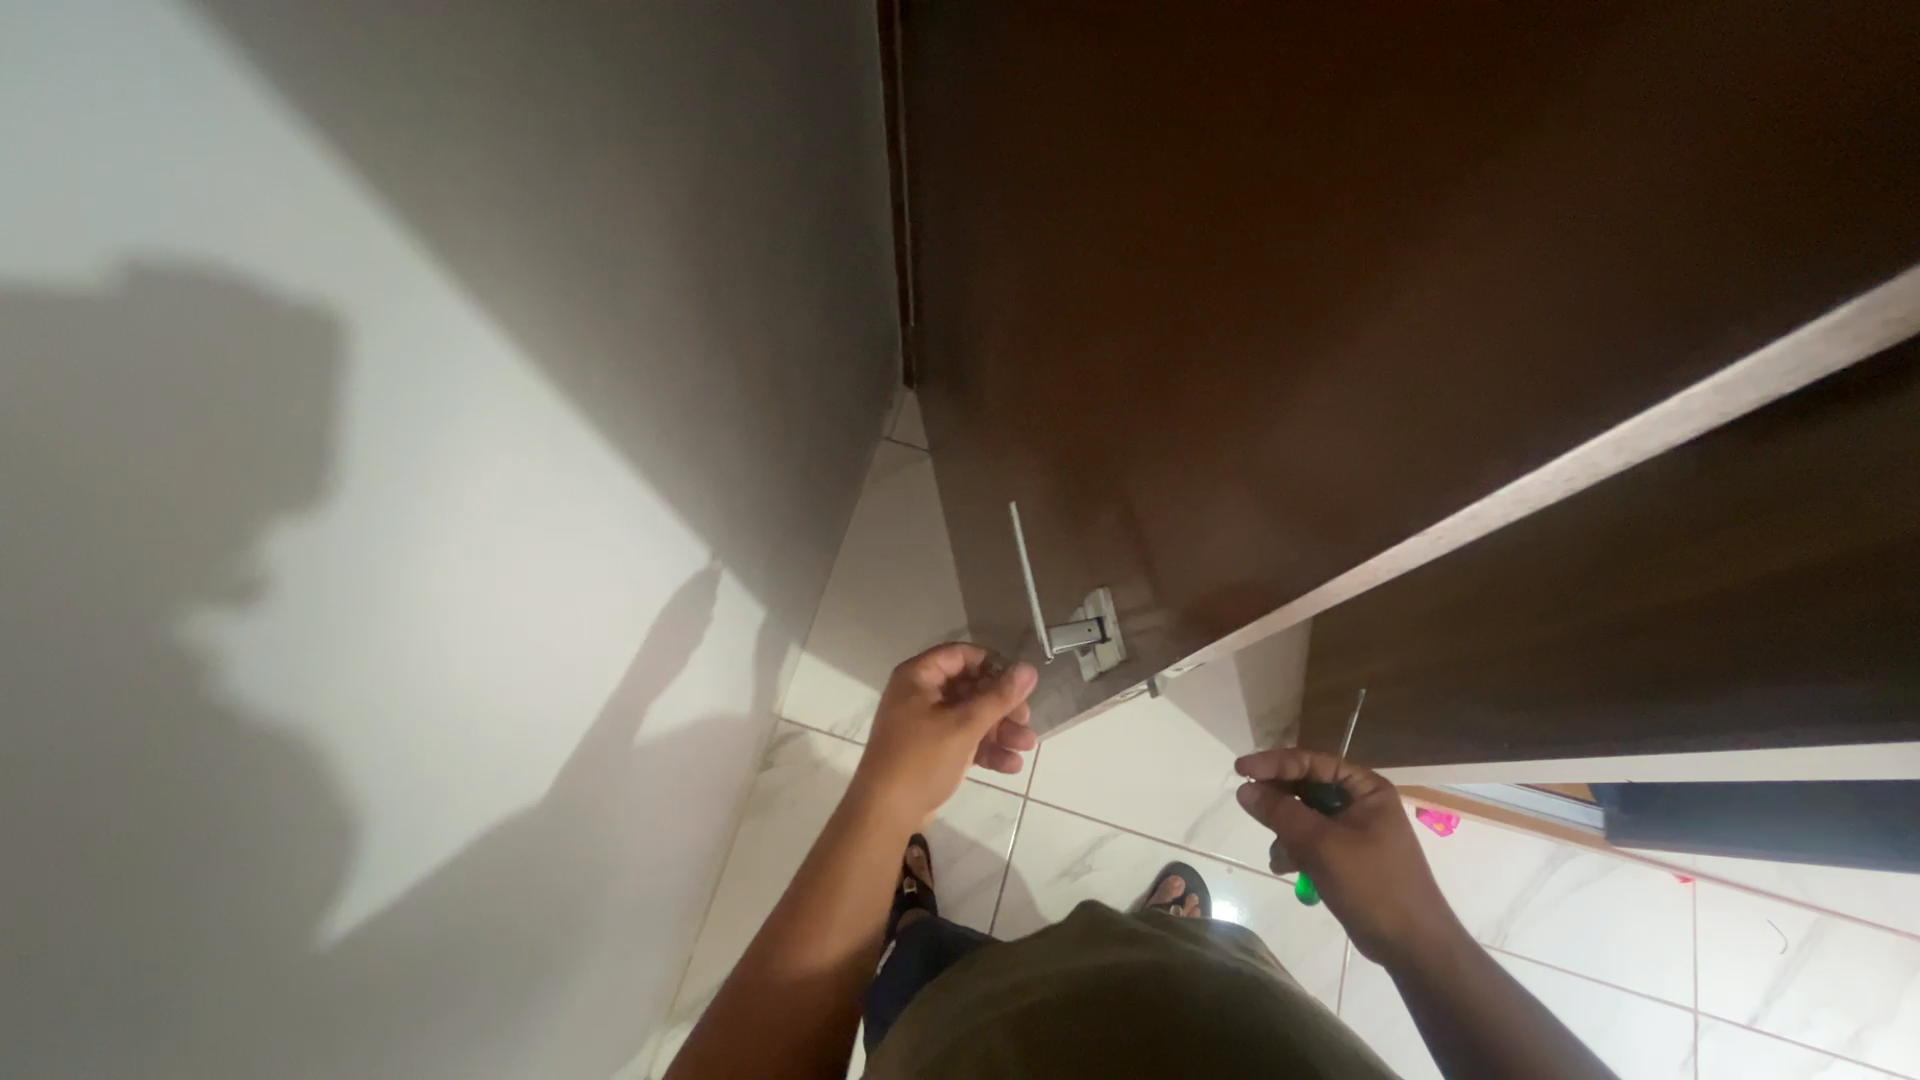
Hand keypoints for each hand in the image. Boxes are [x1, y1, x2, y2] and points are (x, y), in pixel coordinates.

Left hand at [851, 643, 1038, 826]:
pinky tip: (1011, 765)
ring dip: (999, 730)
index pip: (960, 655)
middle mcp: (920, 694)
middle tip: (1026, 719)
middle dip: (1001, 706)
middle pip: (969, 688)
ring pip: (969, 717)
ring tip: (1027, 746)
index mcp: (918, 677)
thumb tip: (1029, 670)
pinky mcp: (931, 750)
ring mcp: (925, 724)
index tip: (1019, 681)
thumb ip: (999, 697)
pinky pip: (963, 740)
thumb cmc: (921, 759)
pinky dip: (985, 749)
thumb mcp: (964, 726)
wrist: (885, 813)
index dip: (992, 664)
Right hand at [1234, 748, 1463, 966]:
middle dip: (1279, 803)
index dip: (1273, 763)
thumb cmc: (1373, 885)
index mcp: (1365, 789)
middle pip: (1304, 787)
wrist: (1411, 946)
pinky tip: (1287, 868)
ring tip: (1280, 855)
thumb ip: (1280, 812)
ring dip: (1285, 831)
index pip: (1311, 762)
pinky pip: (1309, 839)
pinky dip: (1294, 849)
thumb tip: (1244, 789)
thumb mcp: (1322, 844)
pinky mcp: (1345, 855)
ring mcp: (1352, 830)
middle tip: (1249, 806)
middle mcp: (1359, 803)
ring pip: (1302, 815)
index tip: (1240, 770)